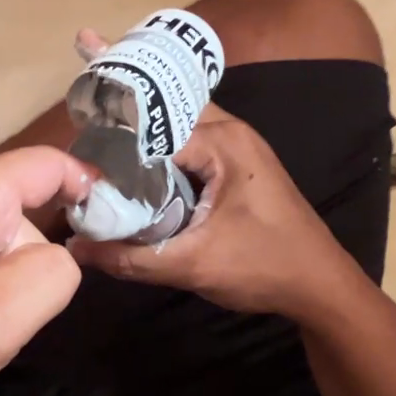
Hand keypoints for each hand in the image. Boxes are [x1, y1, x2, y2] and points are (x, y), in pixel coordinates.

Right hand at [67, 106, 354, 317]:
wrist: (320, 286)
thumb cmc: (264, 267)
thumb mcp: (192, 265)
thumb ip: (130, 257)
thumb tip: (75, 249)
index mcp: (222, 143)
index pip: (152, 123)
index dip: (112, 135)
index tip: (75, 152)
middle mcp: (230, 131)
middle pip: (165, 110)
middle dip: (125, 114)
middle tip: (83, 127)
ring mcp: (237, 146)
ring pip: (178, 125)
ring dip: (143, 131)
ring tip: (99, 140)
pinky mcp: (237, 164)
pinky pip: (189, 144)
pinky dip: (161, 149)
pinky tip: (134, 167)